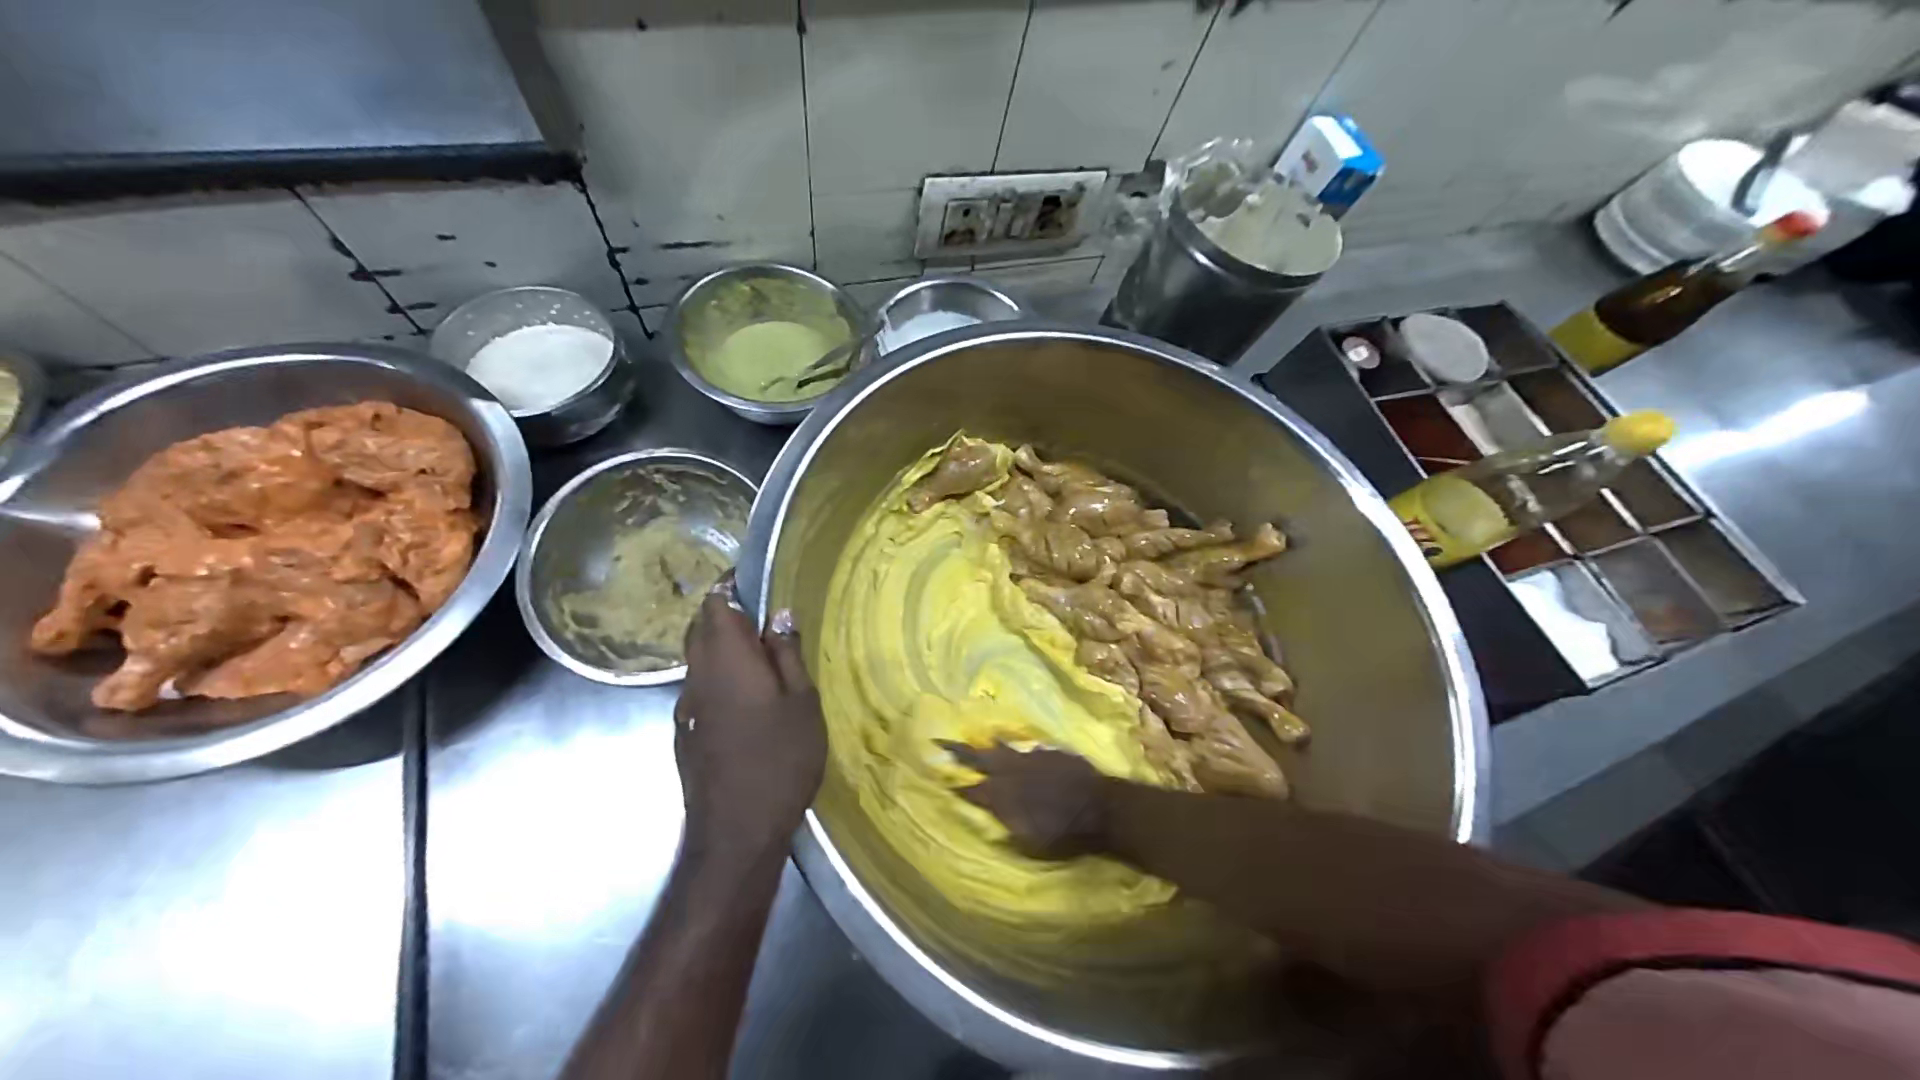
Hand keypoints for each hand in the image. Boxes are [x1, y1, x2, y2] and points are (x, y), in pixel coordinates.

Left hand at [674, 576, 825, 851]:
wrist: (737, 828)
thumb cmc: (780, 758)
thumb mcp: (802, 701)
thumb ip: (787, 654)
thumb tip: (779, 616)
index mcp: (727, 657)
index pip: (715, 602)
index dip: (732, 587)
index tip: (759, 585)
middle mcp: (697, 673)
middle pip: (700, 627)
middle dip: (728, 615)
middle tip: (766, 623)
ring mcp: (685, 704)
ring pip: (698, 658)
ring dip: (723, 647)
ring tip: (762, 660)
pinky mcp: (683, 730)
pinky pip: (699, 686)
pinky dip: (719, 677)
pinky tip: (747, 700)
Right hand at [939, 741, 1113, 859]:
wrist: (1101, 807)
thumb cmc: (1064, 834)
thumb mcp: (1030, 843)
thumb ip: (1006, 826)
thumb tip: (989, 817)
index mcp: (1002, 796)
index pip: (971, 791)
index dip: (957, 787)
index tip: (941, 779)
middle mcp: (1011, 772)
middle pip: (979, 758)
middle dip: (959, 751)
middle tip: (941, 740)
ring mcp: (1031, 758)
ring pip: (1003, 747)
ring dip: (989, 745)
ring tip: (982, 739)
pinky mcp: (1050, 752)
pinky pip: (1028, 747)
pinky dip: (1019, 748)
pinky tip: (1021, 748)